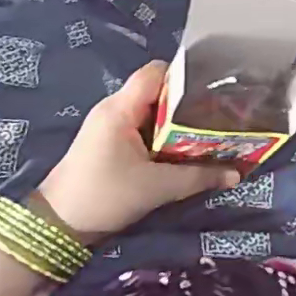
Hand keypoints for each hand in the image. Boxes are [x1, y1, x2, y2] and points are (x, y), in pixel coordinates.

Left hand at [39, 61, 239, 243]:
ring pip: (150, 112)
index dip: (184, 77)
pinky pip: (141, 128)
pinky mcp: (108, 142)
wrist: (59, 224)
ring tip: (207, 135)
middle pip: (156, 91)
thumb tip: (236, 174)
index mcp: (120, 108)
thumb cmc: (105, 196)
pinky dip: (162, 136)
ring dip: (175, 124)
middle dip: (187, 104)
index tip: (212, 94)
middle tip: (218, 118)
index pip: (155, 72)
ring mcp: (108, 125)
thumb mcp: (156, 188)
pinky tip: (182, 151)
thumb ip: (198, 177)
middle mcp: (113, 109)